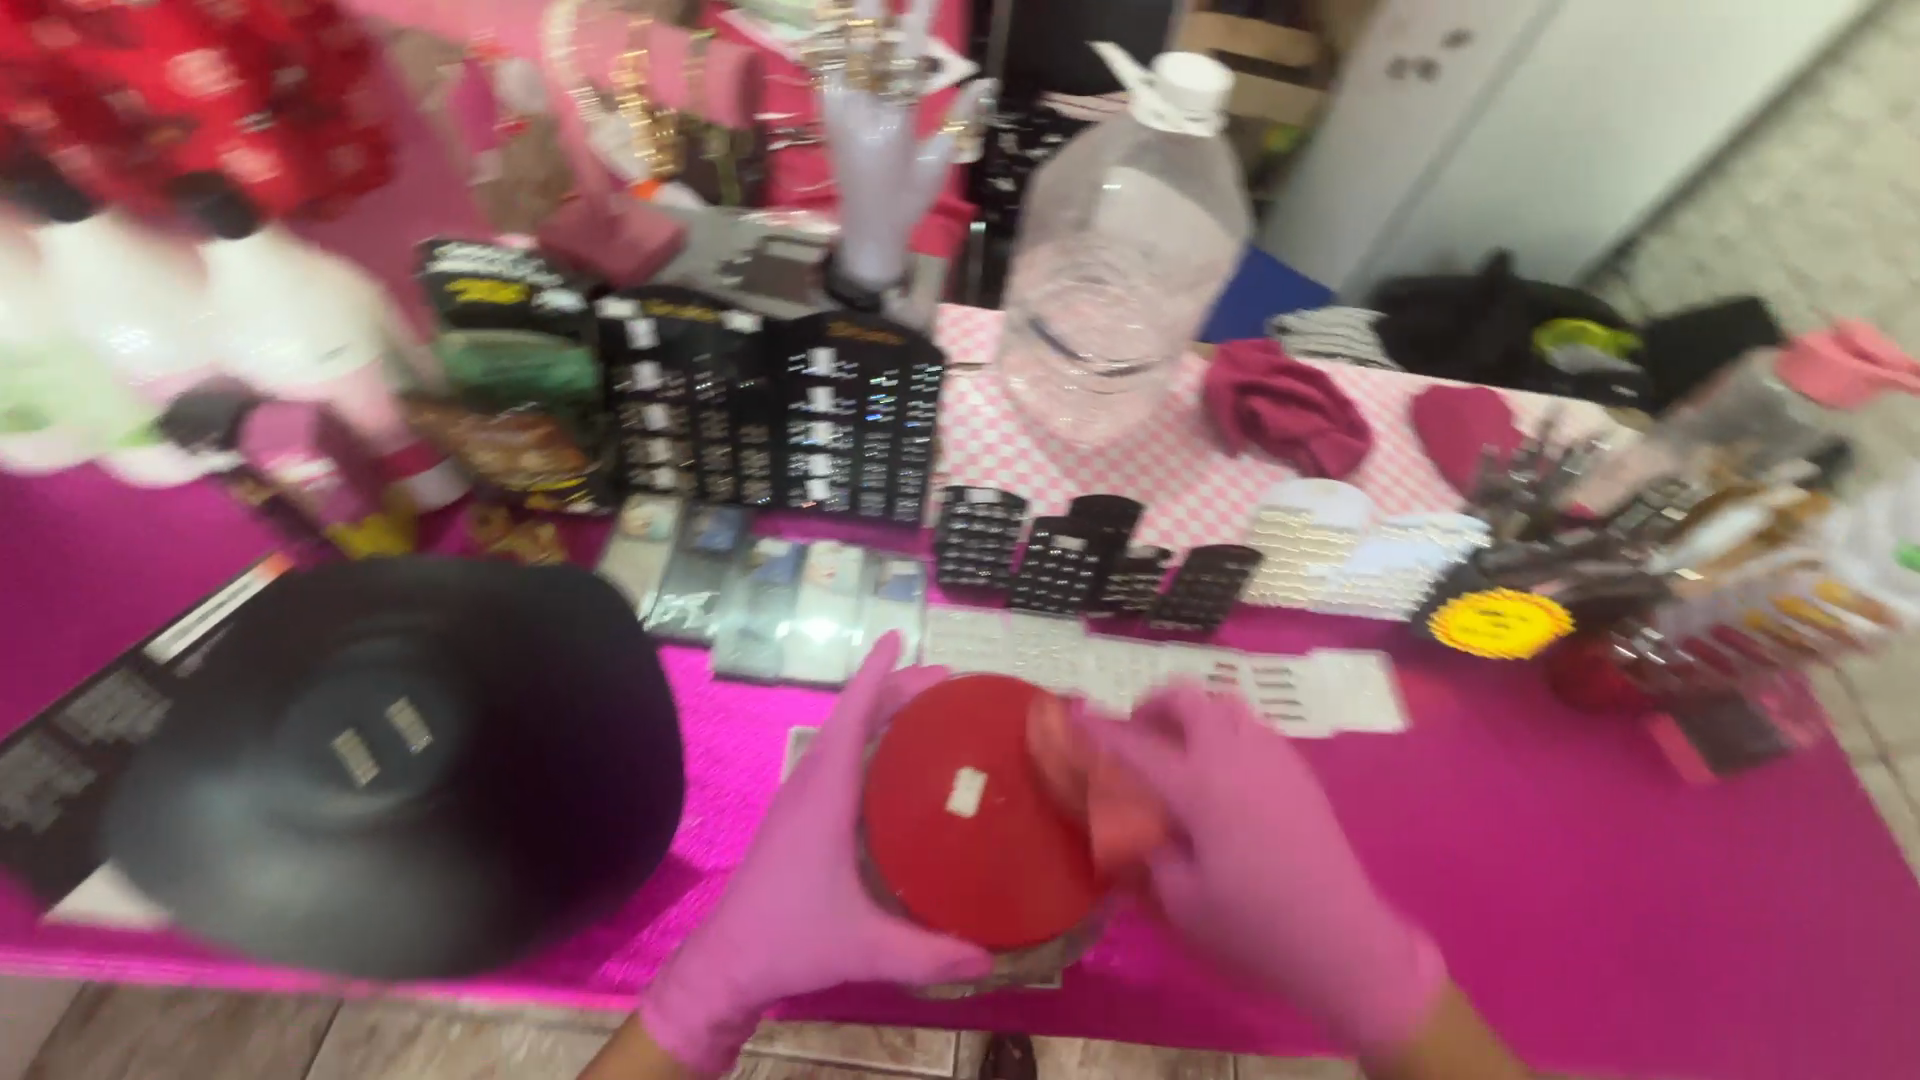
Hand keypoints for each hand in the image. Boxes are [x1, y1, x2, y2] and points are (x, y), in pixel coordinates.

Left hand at [638, 634, 992, 1073]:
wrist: (725, 963)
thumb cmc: (789, 940)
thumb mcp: (864, 948)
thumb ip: (929, 955)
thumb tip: (992, 959)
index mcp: (824, 795)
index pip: (851, 717)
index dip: (875, 675)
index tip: (897, 636)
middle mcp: (811, 784)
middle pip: (853, 718)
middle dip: (896, 690)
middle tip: (947, 682)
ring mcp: (802, 797)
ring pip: (844, 736)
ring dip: (882, 713)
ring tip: (930, 710)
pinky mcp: (801, 815)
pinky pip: (839, 758)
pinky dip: (870, 741)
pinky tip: (898, 764)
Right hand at [1076, 683, 1446, 1054]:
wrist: (1344, 942)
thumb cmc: (1254, 927)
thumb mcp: (1181, 900)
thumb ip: (1149, 848)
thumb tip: (1131, 819)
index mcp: (1198, 788)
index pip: (1134, 746)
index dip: (1098, 729)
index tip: (1073, 714)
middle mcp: (1233, 757)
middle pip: (1187, 697)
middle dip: (1153, 704)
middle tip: (1139, 733)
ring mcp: (1271, 758)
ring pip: (1224, 703)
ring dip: (1193, 713)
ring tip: (1181, 748)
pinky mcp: (1297, 771)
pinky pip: (1252, 726)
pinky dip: (1225, 730)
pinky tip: (1224, 771)